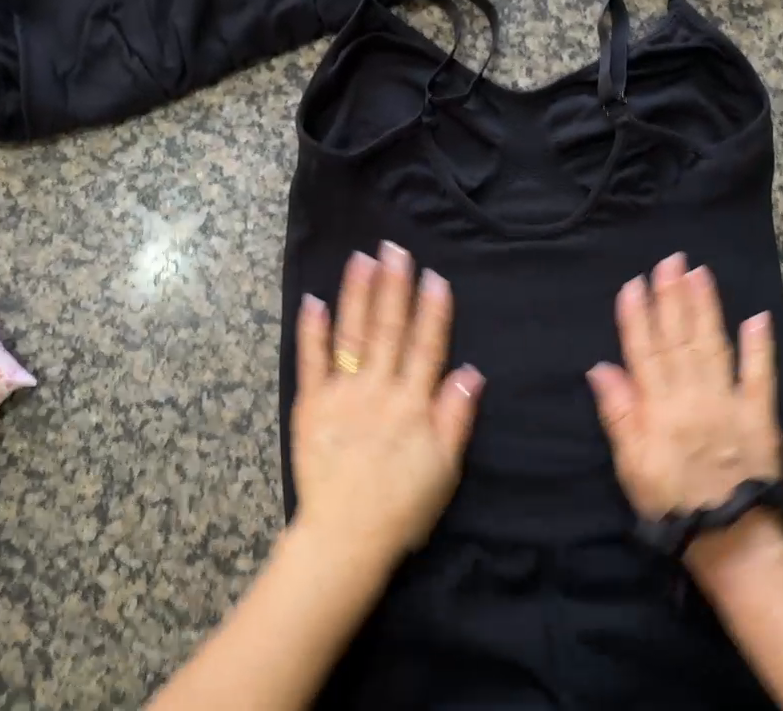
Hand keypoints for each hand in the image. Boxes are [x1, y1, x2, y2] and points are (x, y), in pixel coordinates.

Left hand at [292, 242, 484, 561]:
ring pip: (352, 334)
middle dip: (394, 286)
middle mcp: (379, 389)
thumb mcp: (444, 467)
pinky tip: (314, 300)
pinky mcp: (311, 404)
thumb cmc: (402, 505)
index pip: (427, 346)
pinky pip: (311, 361)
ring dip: (357, 294)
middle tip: (395, 248)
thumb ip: (456, 416)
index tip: (434, 276)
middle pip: (389, 330)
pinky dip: (312, 330)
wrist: (346, 535)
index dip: (433, 310)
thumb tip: (471, 371)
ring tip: (361, 259)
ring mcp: (342, 394)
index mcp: (413, 403)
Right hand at [586, 254, 782, 520]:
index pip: (644, 353)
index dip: (637, 317)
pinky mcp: (760, 417)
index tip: (633, 284)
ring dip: (706, 308)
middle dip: (672, 298)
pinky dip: (759, 347)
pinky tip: (757, 318)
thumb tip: (601, 368)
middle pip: (679, 340)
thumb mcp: (631, 465)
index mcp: (659, 409)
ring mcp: (729, 404)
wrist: (732, 539)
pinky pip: (761, 377)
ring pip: (714, 347)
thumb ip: (619, 414)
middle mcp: (693, 397)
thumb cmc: (671, 503)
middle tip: (670, 261)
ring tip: (699, 274)